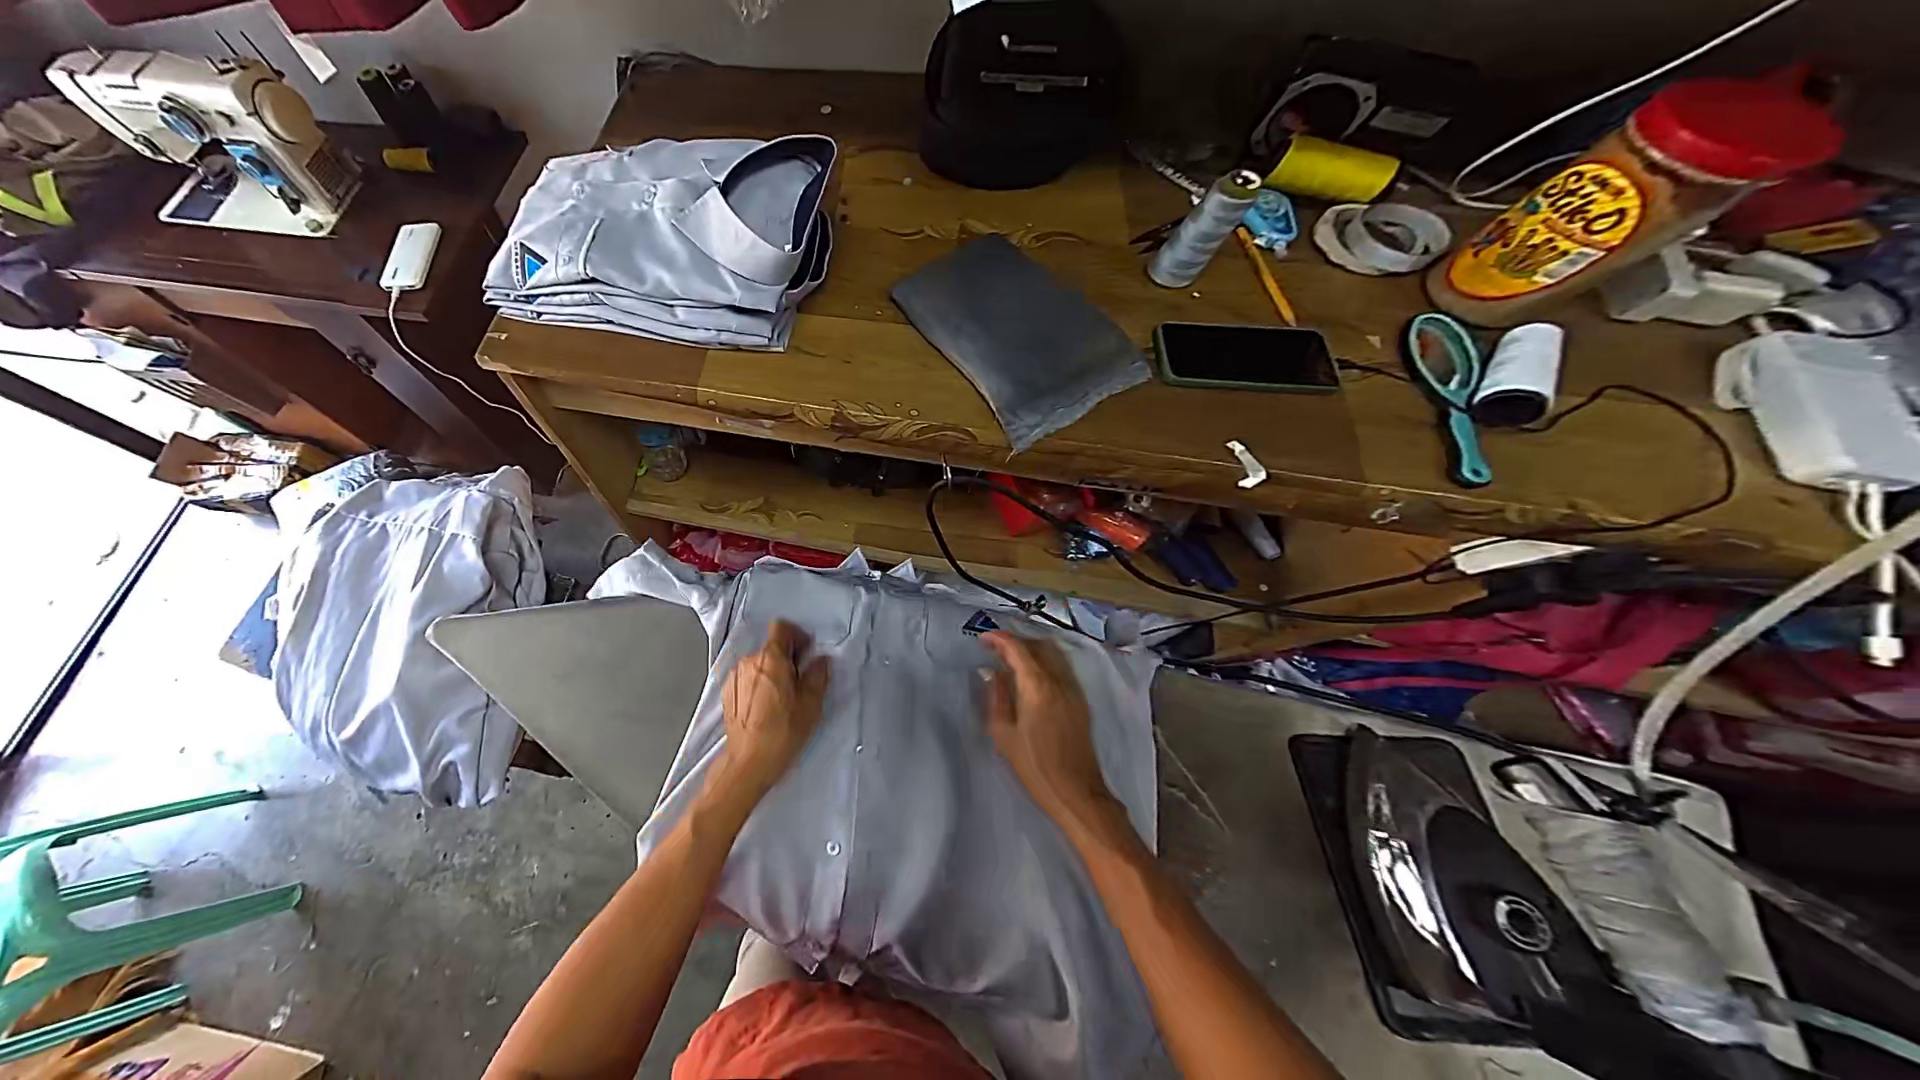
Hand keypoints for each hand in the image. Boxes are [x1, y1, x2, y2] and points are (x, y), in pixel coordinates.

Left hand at [715, 620, 829, 798]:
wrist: (749, 762)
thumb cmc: (782, 732)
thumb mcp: (812, 703)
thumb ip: (818, 674)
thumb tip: (820, 661)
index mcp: (771, 659)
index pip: (782, 627)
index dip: (797, 635)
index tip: (807, 651)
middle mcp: (750, 662)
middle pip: (771, 646)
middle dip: (788, 657)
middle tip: (801, 679)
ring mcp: (735, 677)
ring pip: (759, 663)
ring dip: (773, 671)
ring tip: (784, 696)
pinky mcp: (727, 693)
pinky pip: (748, 678)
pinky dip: (759, 684)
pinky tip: (768, 706)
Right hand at [981, 631, 1115, 826]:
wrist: (1076, 791)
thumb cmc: (1035, 767)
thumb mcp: (1004, 734)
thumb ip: (996, 697)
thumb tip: (991, 672)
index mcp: (1038, 687)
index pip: (1018, 649)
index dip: (999, 639)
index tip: (983, 639)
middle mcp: (1059, 680)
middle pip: (1038, 644)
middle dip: (1016, 640)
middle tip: (994, 647)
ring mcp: (1074, 688)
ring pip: (1054, 652)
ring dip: (1032, 647)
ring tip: (1012, 657)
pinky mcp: (1081, 699)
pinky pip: (1062, 666)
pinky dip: (1045, 659)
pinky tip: (1032, 674)